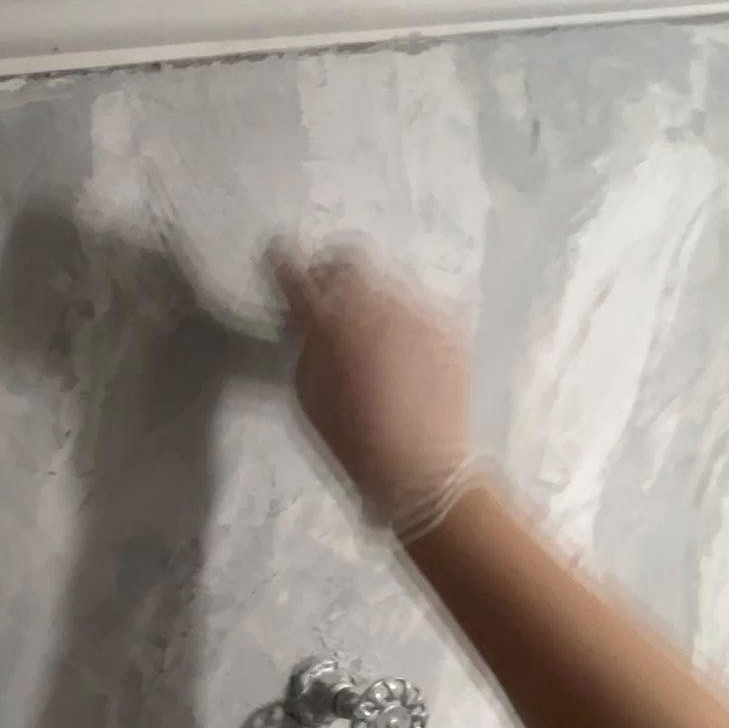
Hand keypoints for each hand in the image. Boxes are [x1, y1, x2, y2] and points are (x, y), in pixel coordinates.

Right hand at [269, 242, 475, 538]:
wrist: (423, 470)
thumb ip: (305, 343)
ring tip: (370, 330)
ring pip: (387, 278)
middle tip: (328, 297)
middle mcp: (377, 303)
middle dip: (333, 271)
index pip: (296, 272)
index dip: (282, 261)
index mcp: (331, 324)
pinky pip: (418, 303)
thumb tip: (308, 316)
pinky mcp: (451, 322)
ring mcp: (419, 309)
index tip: (277, 257)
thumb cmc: (351, 442)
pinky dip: (403, 316)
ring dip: (371, 294)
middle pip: (350, 258)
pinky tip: (402, 349)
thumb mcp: (307, 396)